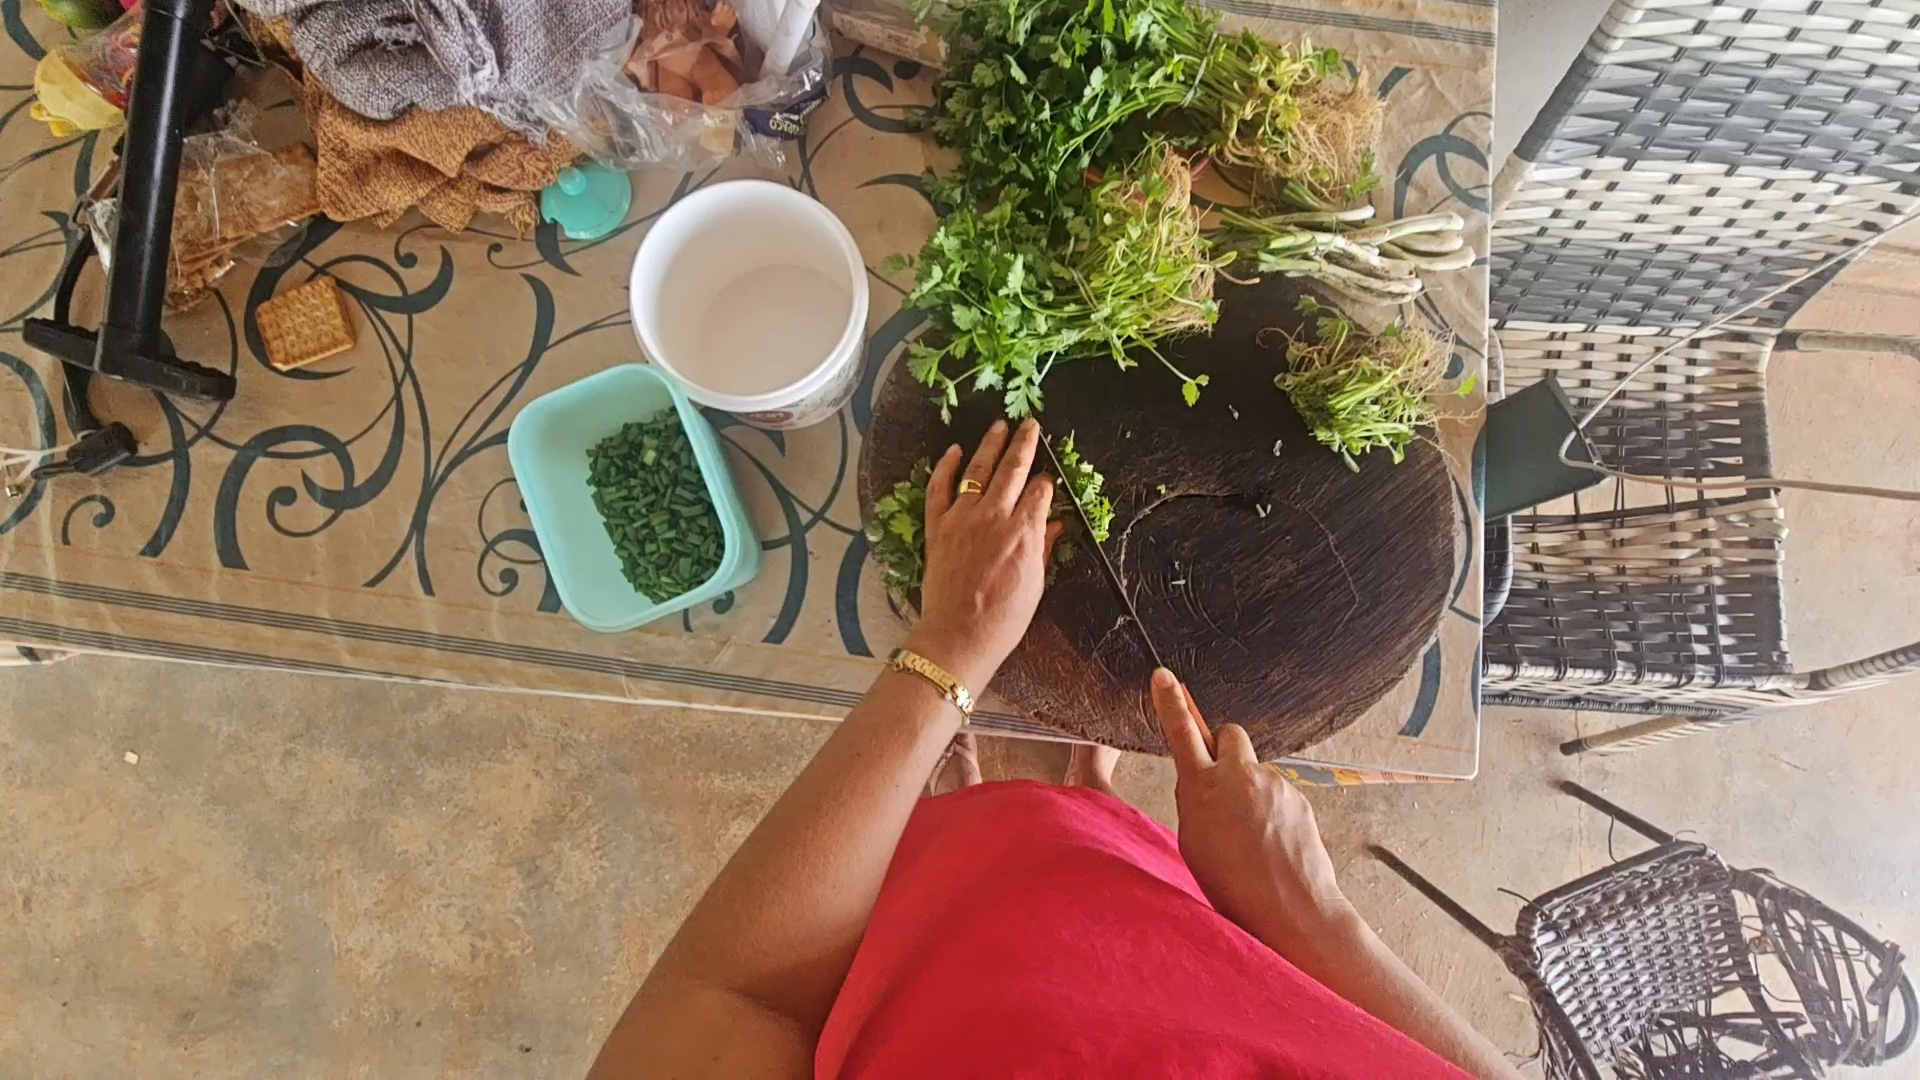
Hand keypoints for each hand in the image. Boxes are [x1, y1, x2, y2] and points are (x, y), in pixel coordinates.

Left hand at [907, 418, 1063, 692]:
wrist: (957, 637)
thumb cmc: (1003, 619)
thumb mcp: (1035, 585)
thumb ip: (1043, 548)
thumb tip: (1053, 523)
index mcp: (1023, 532)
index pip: (1039, 492)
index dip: (1046, 482)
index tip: (1048, 478)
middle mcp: (993, 517)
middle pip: (1012, 469)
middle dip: (1024, 443)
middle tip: (1030, 424)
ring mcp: (962, 518)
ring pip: (977, 469)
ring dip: (990, 445)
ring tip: (999, 426)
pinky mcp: (937, 527)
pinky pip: (939, 488)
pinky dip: (945, 467)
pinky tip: (953, 451)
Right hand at [1150, 668, 1356, 955]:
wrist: (1291, 910)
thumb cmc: (1233, 883)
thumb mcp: (1191, 839)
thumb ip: (1194, 800)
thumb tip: (1201, 782)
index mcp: (1201, 786)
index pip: (1181, 730)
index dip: (1169, 700)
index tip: (1163, 676)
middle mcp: (1238, 775)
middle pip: (1230, 734)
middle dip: (1224, 748)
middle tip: (1223, 780)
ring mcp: (1272, 783)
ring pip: (1255, 769)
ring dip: (1250, 788)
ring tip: (1252, 834)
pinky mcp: (1297, 795)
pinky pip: (1276, 790)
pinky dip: (1271, 808)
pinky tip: (1271, 841)